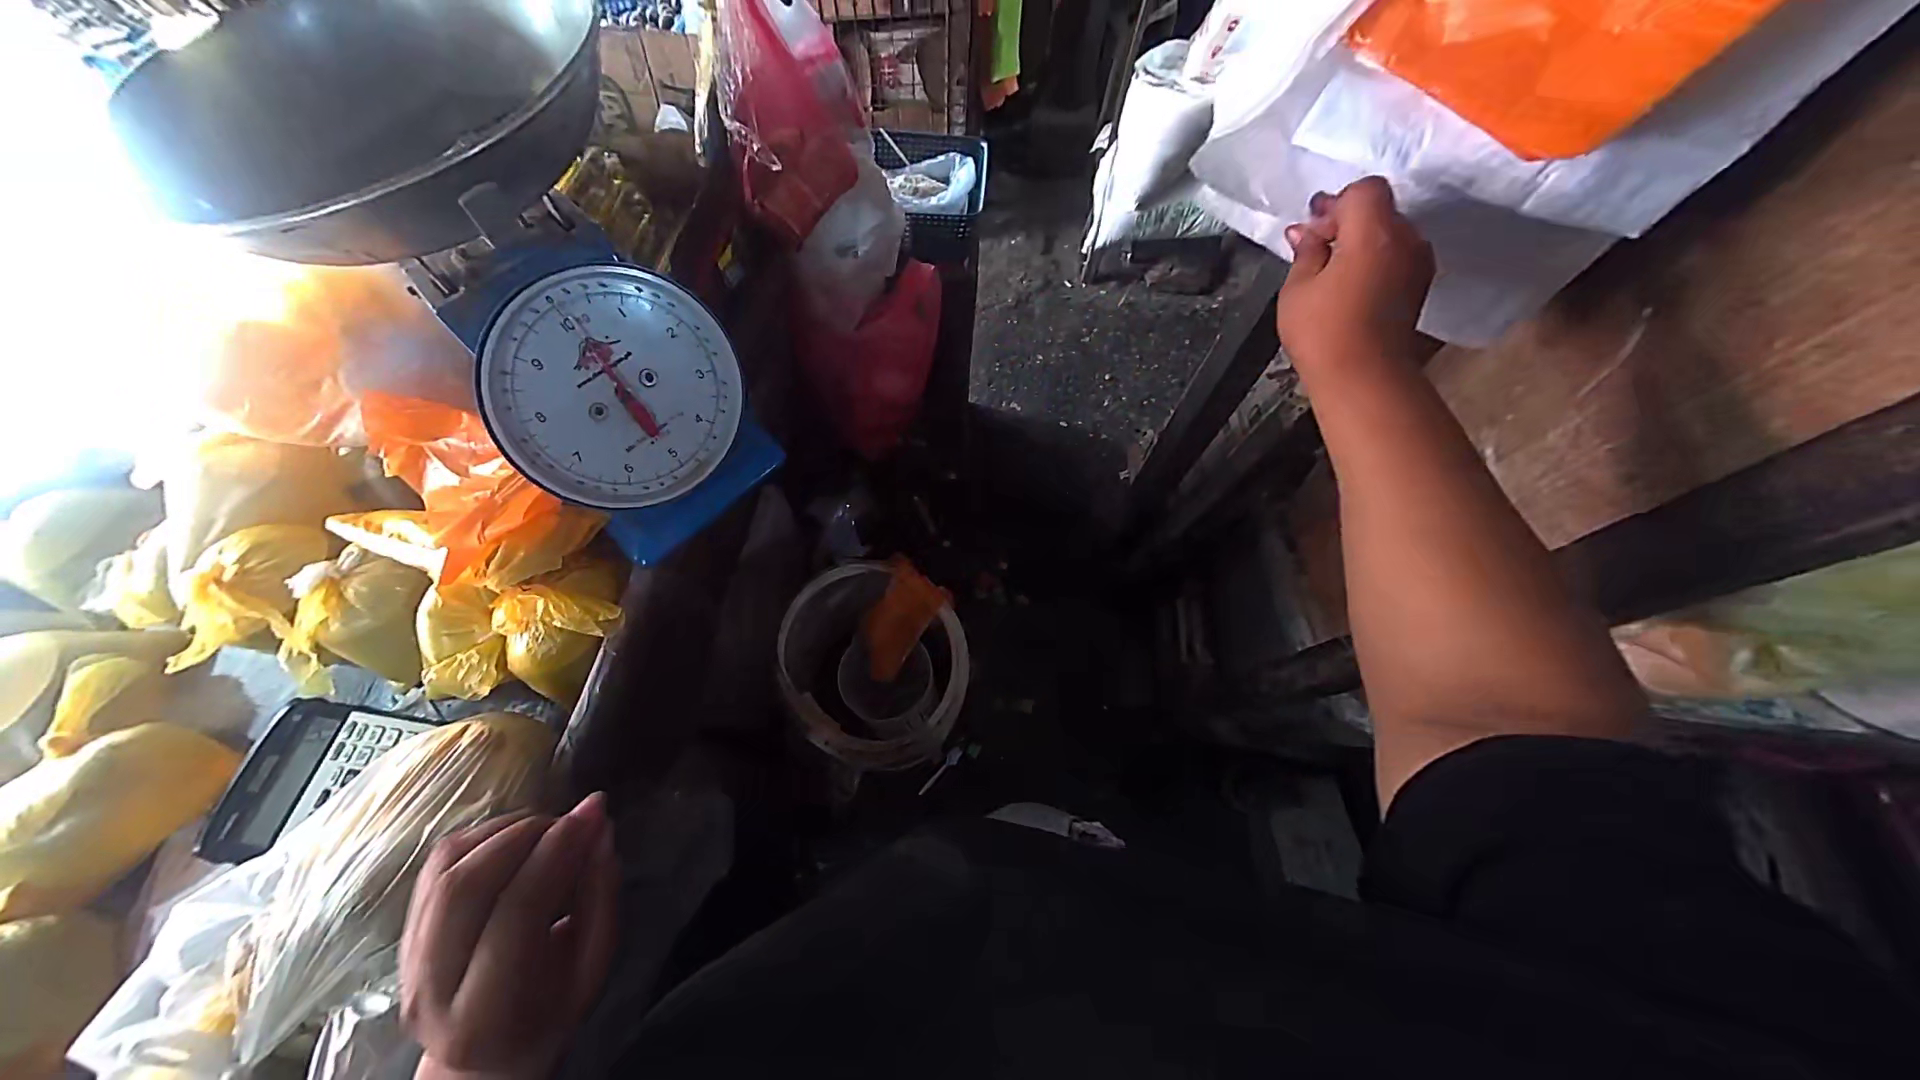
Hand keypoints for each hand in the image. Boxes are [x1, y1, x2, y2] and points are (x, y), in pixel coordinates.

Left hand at [401, 795, 618, 1079]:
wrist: (485, 1056)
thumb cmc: (553, 1008)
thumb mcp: (594, 964)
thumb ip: (601, 895)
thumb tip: (599, 827)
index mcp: (489, 1010)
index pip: (519, 911)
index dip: (559, 850)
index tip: (594, 811)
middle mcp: (433, 988)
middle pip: (466, 886)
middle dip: (526, 834)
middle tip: (570, 820)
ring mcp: (407, 962)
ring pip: (446, 869)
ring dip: (504, 830)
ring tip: (549, 827)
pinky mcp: (403, 935)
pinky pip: (436, 865)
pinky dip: (482, 835)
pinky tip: (518, 837)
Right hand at [1274, 177, 1434, 374]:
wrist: (1363, 377)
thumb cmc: (1322, 332)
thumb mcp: (1297, 289)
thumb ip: (1305, 252)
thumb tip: (1306, 232)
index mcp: (1375, 232)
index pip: (1364, 190)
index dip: (1334, 204)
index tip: (1310, 231)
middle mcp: (1406, 238)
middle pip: (1378, 210)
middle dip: (1345, 222)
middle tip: (1313, 250)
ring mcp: (1418, 262)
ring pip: (1388, 234)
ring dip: (1359, 243)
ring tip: (1329, 272)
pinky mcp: (1418, 285)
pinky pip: (1396, 256)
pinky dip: (1373, 261)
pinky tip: (1348, 287)